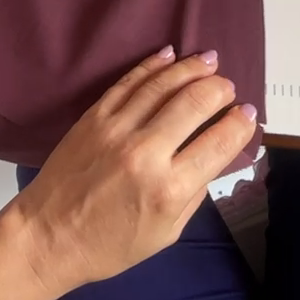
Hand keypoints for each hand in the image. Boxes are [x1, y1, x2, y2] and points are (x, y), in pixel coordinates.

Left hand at [0, 47, 256, 296]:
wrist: (50, 234)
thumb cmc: (111, 243)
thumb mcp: (167, 232)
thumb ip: (194, 191)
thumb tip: (217, 154)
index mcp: (170, 189)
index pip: (218, 144)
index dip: (239, 124)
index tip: (248, 113)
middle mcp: (146, 153)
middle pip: (193, 104)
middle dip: (218, 89)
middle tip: (228, 85)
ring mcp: (117, 129)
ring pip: (162, 85)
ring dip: (190, 68)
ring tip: (209, 60)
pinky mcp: (95, 116)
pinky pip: (129, 82)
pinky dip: (151, 66)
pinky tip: (170, 55)